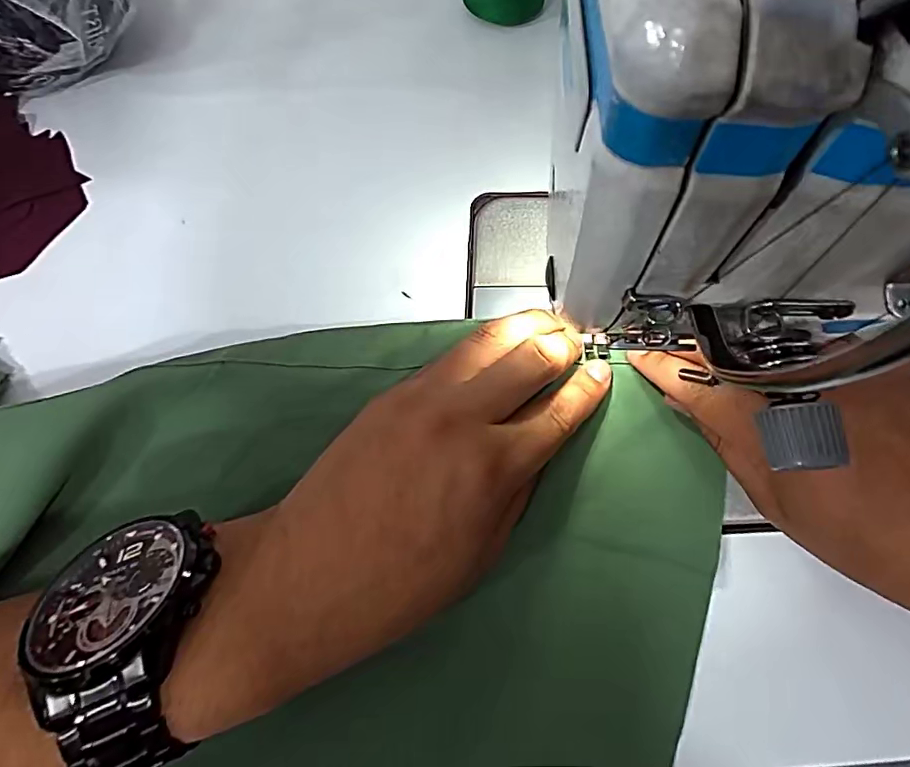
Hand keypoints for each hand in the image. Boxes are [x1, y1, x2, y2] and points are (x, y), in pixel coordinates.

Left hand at [167, 311, 608, 735]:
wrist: (306, 575)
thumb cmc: (403, 584)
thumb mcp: (485, 551)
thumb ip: (521, 487)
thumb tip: (542, 440)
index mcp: (494, 469)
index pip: (559, 409)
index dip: (589, 388)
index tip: (603, 373)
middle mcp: (464, 419)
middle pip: (532, 356)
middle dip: (565, 344)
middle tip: (577, 345)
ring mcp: (425, 397)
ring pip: (491, 338)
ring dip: (529, 326)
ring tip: (547, 325)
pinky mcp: (395, 391)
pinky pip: (454, 355)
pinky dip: (487, 344)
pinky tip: (499, 346)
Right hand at [629, 351, 909, 606]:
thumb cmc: (863, 533)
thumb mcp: (774, 497)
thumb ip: (725, 441)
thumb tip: (690, 407)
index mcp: (762, 417)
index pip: (690, 376)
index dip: (658, 362)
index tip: (638, 354)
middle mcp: (794, 375)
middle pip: (721, 348)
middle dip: (691, 353)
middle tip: (674, 365)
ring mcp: (830, 358)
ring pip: (759, 339)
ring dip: (732, 349)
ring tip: (722, 369)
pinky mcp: (859, 352)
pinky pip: (800, 341)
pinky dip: (777, 351)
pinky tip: (778, 372)